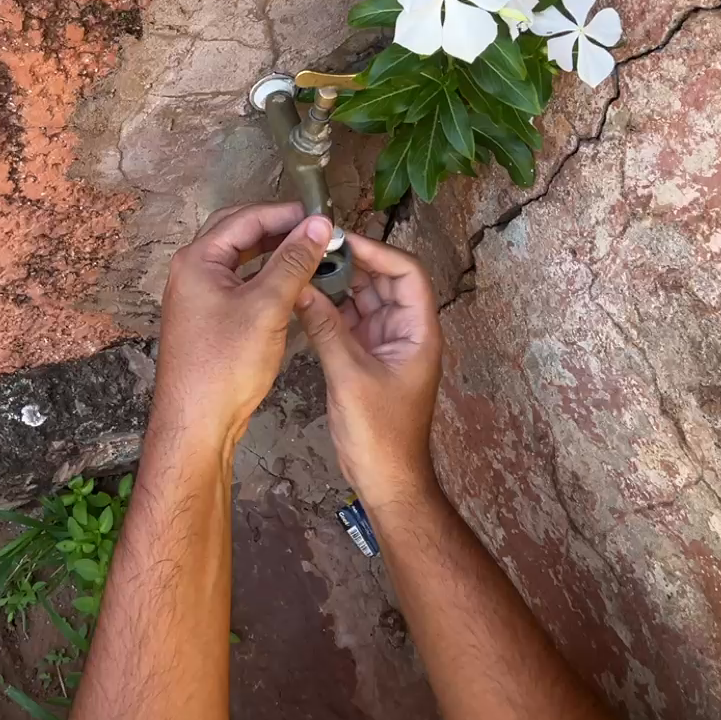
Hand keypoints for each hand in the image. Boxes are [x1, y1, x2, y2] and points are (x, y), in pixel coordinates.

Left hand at [154, 202, 334, 453]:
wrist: (196, 423)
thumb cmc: (225, 365)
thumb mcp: (266, 307)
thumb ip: (294, 261)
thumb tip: (318, 226)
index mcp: (198, 259)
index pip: (246, 218)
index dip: (285, 214)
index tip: (320, 218)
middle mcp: (192, 271)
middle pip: (239, 233)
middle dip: (278, 228)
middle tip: (315, 231)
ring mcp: (198, 296)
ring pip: (240, 260)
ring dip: (273, 253)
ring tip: (309, 253)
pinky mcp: (209, 319)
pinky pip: (240, 284)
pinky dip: (265, 277)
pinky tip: (291, 284)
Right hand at [293, 234, 442, 505]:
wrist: (386, 478)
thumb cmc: (380, 432)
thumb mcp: (350, 375)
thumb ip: (326, 329)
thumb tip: (302, 288)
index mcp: (418, 331)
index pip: (406, 273)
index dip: (377, 252)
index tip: (341, 240)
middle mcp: (405, 331)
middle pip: (383, 281)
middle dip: (352, 264)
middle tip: (316, 250)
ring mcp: (385, 344)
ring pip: (363, 300)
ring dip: (338, 285)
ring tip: (306, 268)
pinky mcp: (366, 357)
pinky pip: (349, 321)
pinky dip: (330, 309)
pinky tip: (305, 299)